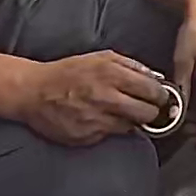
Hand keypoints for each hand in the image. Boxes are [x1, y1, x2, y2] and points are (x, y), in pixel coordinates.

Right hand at [16, 51, 167, 145]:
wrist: (34, 91)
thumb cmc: (68, 72)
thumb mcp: (101, 57)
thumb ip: (130, 65)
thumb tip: (155, 77)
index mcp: (111, 74)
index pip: (151, 90)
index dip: (161, 95)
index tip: (161, 97)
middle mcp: (106, 98)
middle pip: (147, 113)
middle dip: (151, 111)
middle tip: (146, 107)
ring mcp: (96, 120)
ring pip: (131, 127)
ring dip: (131, 120)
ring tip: (120, 111)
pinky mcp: (87, 137)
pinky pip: (110, 135)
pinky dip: (111, 128)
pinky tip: (100, 118)